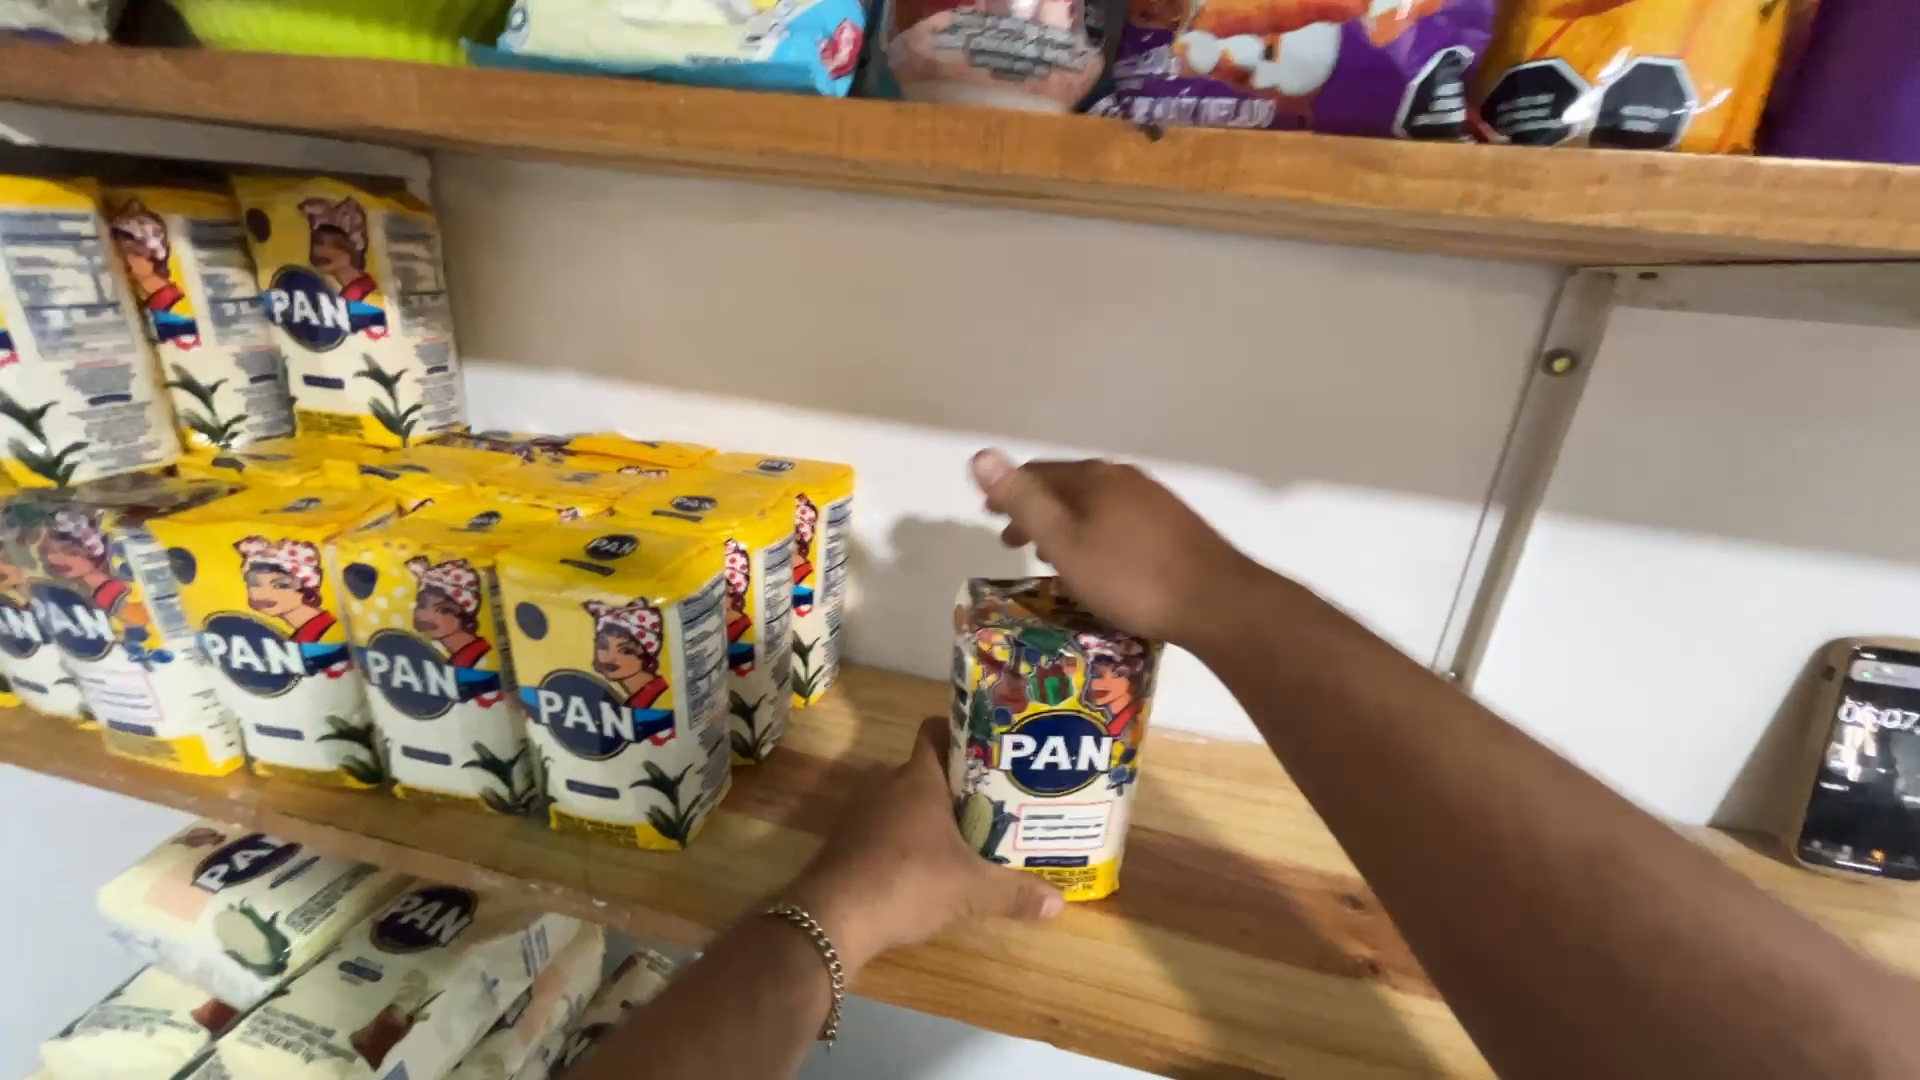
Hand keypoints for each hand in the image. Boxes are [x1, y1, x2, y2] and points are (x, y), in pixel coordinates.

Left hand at [781, 717, 1063, 974]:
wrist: (833, 917)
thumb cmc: (907, 881)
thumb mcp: (969, 889)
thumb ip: (1013, 892)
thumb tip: (1059, 903)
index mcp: (918, 779)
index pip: (934, 731)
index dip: (958, 732)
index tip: (985, 748)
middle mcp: (888, 784)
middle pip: (924, 769)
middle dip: (954, 783)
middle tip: (989, 800)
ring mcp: (862, 812)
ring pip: (902, 799)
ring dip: (926, 813)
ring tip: (962, 833)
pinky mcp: (847, 840)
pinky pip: (882, 826)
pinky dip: (902, 837)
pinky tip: (922, 864)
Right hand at [970, 448, 1260, 646]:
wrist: (1216, 602)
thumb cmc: (1129, 577)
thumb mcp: (1064, 542)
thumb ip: (1022, 501)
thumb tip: (980, 455)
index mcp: (1093, 477)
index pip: (1037, 474)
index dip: (1008, 494)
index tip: (989, 517)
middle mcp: (1124, 478)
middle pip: (1066, 488)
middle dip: (1036, 512)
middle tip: (1013, 543)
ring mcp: (1154, 500)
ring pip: (1094, 506)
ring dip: (1065, 525)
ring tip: (1050, 556)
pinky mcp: (1174, 525)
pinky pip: (1118, 521)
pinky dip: (1094, 534)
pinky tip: (1099, 561)